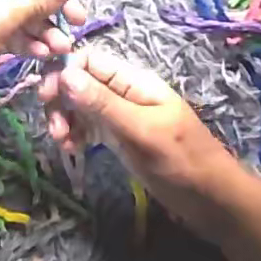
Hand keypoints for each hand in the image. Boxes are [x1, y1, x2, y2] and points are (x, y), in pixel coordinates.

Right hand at [39, 48, 253, 235]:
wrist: (213, 200)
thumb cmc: (182, 161)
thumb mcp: (141, 131)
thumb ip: (103, 103)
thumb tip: (64, 74)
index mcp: (134, 81)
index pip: (89, 60)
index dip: (64, 73)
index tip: (48, 98)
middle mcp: (124, 93)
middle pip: (79, 82)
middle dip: (61, 100)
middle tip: (55, 129)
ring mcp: (121, 116)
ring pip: (80, 105)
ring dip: (65, 119)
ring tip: (63, 143)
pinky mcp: (119, 137)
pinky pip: (88, 126)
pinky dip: (75, 134)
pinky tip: (71, 149)